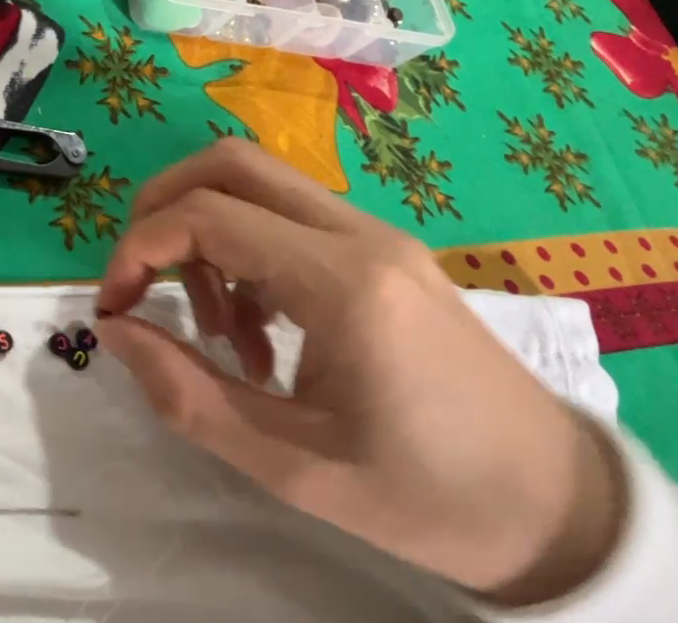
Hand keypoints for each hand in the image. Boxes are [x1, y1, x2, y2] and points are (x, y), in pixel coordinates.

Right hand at [96, 139, 626, 605]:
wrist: (564, 514)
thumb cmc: (428, 500)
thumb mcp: (289, 466)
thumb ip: (186, 393)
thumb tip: (114, 329)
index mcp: (342, 283)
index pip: (206, 216)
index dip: (136, 251)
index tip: (113, 309)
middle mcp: (359, 236)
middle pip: (228, 163)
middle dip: (161, 209)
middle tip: (141, 281)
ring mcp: (377, 238)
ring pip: (256, 184)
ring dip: (205, 236)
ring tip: (217, 334)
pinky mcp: (383, 255)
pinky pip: (287, 220)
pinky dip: (243, 253)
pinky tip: (257, 334)